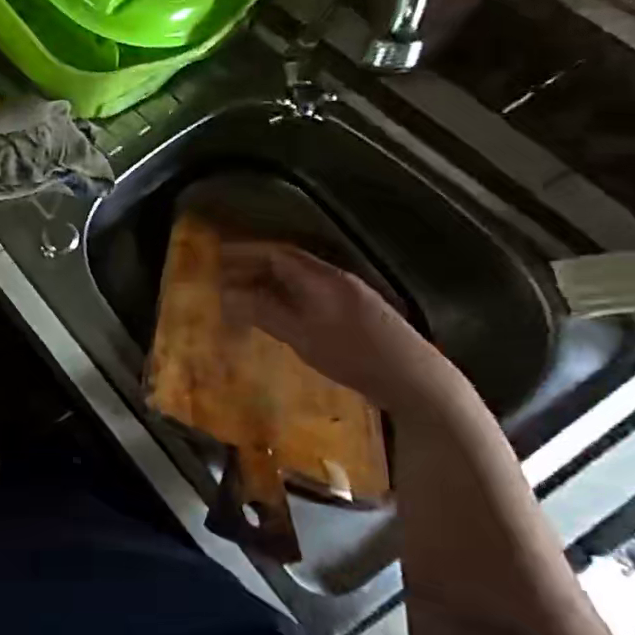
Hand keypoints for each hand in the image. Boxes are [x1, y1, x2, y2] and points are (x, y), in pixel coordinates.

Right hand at [220, 241, 475, 419]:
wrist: (415, 381)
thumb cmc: (354, 355)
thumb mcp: (301, 335)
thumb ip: (264, 312)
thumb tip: (229, 294)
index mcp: (322, 278)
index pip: (276, 254)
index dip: (245, 254)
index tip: (218, 262)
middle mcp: (337, 279)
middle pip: (288, 263)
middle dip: (253, 269)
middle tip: (224, 282)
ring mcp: (350, 295)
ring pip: (300, 279)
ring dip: (269, 284)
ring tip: (243, 298)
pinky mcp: (357, 312)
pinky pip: (312, 293)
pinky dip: (286, 297)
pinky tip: (278, 315)